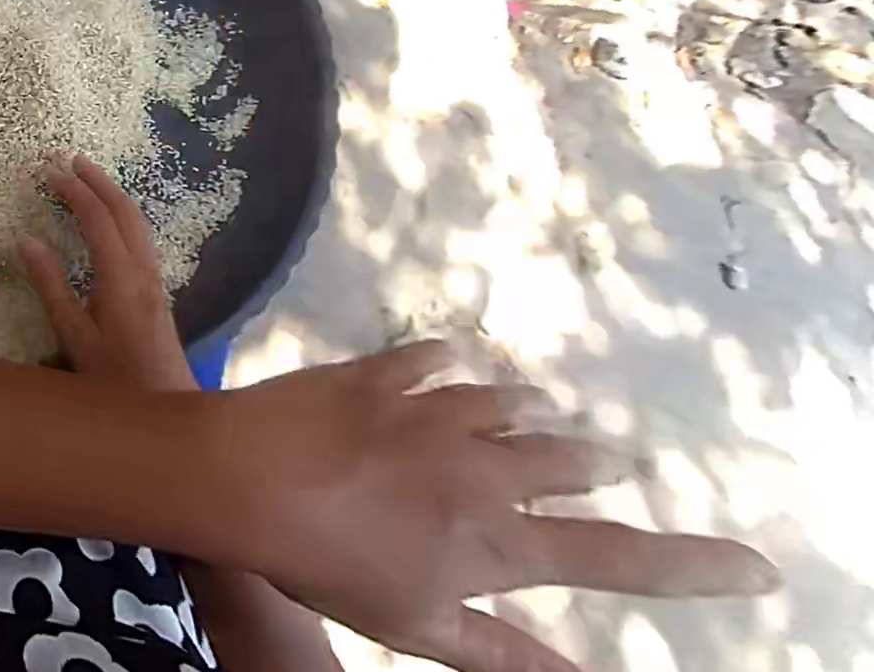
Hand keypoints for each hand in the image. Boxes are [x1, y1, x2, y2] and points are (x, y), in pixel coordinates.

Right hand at [21, 153, 196, 391]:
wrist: (168, 412)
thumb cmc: (114, 380)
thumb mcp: (74, 337)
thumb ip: (51, 287)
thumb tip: (26, 241)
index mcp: (121, 278)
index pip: (97, 219)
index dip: (74, 190)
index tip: (48, 171)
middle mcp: (143, 270)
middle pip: (125, 210)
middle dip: (98, 180)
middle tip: (70, 158)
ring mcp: (155, 279)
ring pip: (137, 221)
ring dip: (112, 193)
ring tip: (87, 177)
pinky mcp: (156, 290)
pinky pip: (140, 236)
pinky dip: (121, 214)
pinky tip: (110, 219)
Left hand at [205, 342, 780, 671]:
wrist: (241, 476)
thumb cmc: (320, 560)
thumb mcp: (418, 627)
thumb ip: (507, 655)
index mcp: (495, 542)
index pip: (620, 558)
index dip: (696, 565)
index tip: (757, 563)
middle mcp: (476, 470)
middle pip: (565, 462)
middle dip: (597, 464)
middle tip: (612, 460)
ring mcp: (423, 411)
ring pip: (505, 403)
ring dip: (532, 408)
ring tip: (544, 407)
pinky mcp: (371, 374)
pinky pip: (427, 356)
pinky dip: (449, 359)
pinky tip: (455, 358)